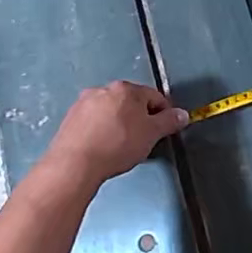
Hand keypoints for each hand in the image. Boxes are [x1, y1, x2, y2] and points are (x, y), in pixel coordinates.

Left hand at [42, 81, 188, 187]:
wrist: (76, 163)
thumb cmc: (116, 145)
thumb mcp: (152, 134)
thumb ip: (170, 121)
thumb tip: (181, 115)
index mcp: (127, 89)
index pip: (155, 97)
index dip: (164, 114)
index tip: (165, 128)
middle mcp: (104, 90)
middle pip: (131, 101)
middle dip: (140, 118)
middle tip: (144, 138)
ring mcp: (84, 103)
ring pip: (111, 111)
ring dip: (120, 123)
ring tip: (122, 145)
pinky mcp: (70, 118)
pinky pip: (94, 121)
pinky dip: (102, 130)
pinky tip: (105, 147)